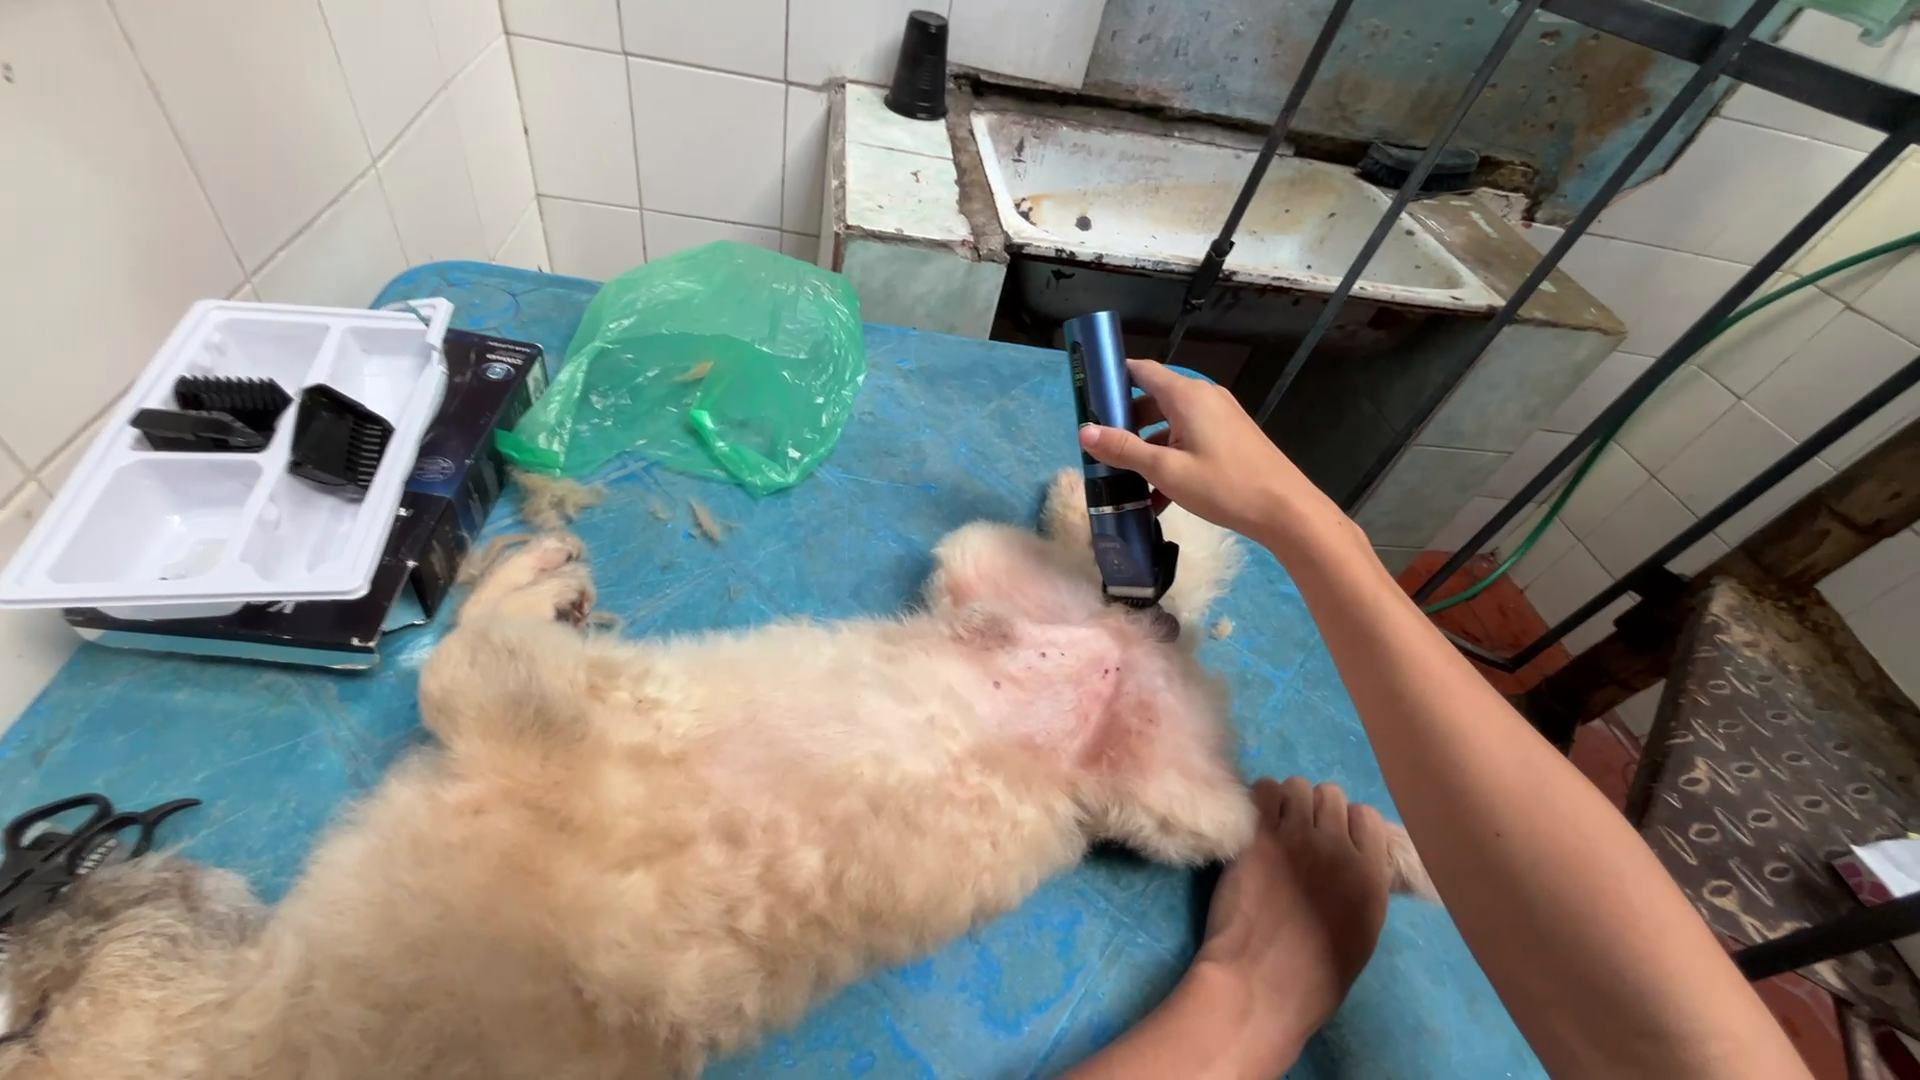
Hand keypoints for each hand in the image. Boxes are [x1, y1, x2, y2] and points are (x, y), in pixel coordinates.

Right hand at [1077, 360, 1342, 545]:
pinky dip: (1169, 458)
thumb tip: (1084, 431)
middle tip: (1100, 448)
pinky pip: (1188, 439)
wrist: (1284, 510)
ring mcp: (1220, 417)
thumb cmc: (1223, 485)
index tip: (1088, 396)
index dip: (1113, 378)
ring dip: (1146, 448)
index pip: (1142, 370)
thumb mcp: (1165, 470)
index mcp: (1187, 396)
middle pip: (1153, 399)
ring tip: (1125, 479)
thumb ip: (1123, 449)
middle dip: (1125, 423)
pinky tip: (1157, 497)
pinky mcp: (1229, 437)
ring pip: (1170, 424)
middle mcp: (1204, 398)